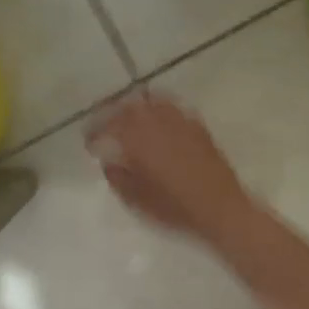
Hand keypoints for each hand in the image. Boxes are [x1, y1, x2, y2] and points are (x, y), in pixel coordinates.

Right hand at [85, 92, 255, 238]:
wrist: (220, 208)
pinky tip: (158, 121)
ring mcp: (179, 120)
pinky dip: (159, 109)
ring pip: (150, 101)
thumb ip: (117, 177)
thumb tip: (109, 162)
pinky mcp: (197, 125)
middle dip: (112, 112)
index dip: (94, 132)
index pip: (107, 125)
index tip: (88, 143)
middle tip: (104, 124)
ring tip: (129, 119)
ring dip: (135, 107)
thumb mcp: (136, 199)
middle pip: (128, 106)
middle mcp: (156, 121)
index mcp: (136, 138)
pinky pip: (172, 107)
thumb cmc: (174, 208)